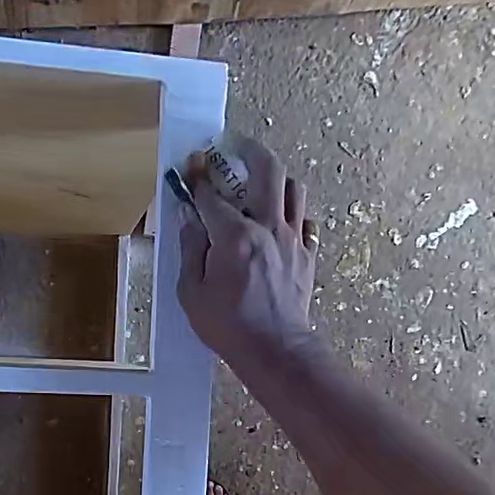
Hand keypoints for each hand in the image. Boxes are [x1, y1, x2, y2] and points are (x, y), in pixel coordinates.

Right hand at [174, 137, 317, 364]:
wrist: (274, 349)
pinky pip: (303, 218)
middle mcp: (268, 228)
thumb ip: (190, 247)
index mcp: (234, 237)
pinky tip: (275, 218)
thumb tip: (188, 215)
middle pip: (268, 171)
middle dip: (250, 150)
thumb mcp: (190, 290)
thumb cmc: (225, 324)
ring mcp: (292, 239)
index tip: (189, 166)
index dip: (197, 178)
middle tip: (234, 145)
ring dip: (274, 177)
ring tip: (257, 179)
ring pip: (293, 188)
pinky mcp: (306, 253)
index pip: (212, 196)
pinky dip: (289, 210)